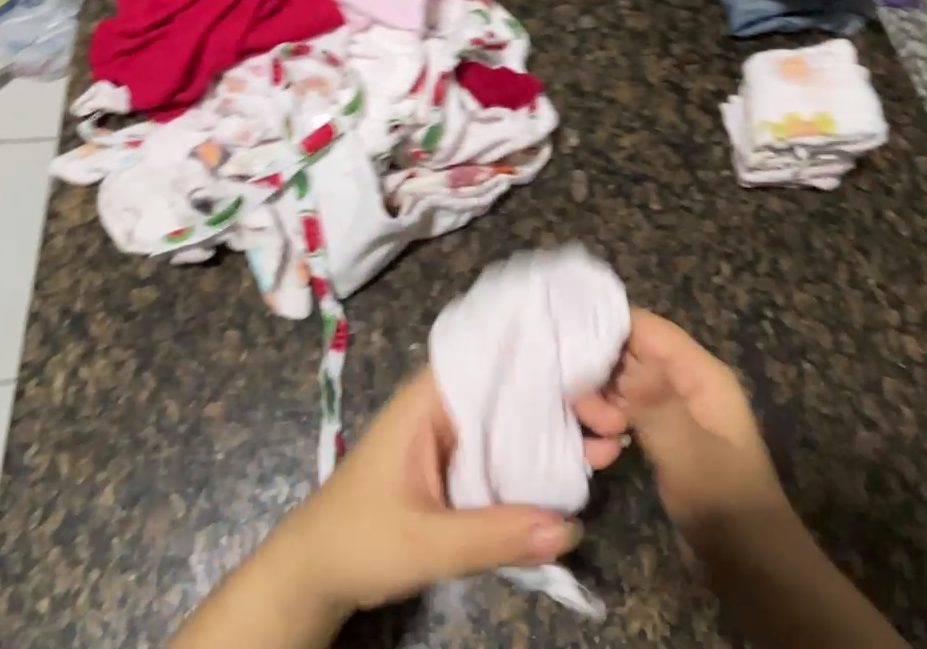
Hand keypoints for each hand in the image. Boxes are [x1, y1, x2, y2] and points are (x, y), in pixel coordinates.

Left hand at [267, 369, 587, 614]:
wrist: (314, 575)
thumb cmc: (356, 540)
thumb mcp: (423, 542)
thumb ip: (491, 537)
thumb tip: (570, 528)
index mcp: (430, 400)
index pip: (490, 355)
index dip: (541, 352)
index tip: (591, 359)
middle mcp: (448, 408)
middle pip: (514, 388)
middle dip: (564, 397)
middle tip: (613, 417)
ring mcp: (456, 438)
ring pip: (517, 421)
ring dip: (560, 429)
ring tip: (611, 441)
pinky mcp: (462, 469)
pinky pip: (510, 453)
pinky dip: (543, 458)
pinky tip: (582, 466)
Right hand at [572, 309, 784, 529]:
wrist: (749, 565)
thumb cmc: (724, 502)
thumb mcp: (688, 452)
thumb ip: (653, 403)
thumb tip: (616, 361)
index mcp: (699, 374)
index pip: (646, 328)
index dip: (605, 326)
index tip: (562, 339)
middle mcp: (684, 383)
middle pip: (629, 356)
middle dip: (598, 374)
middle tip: (580, 408)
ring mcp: (672, 412)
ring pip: (622, 388)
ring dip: (599, 406)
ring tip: (594, 436)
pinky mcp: (661, 439)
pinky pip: (624, 417)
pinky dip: (606, 428)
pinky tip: (595, 451)